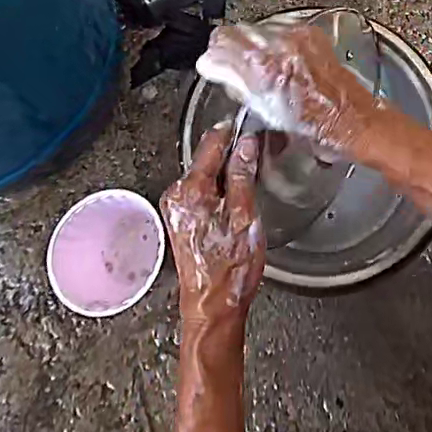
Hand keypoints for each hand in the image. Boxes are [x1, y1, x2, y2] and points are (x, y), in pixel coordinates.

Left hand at [163, 122, 264, 330]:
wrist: (212, 306)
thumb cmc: (230, 268)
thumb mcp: (245, 217)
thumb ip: (243, 176)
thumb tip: (245, 144)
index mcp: (191, 190)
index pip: (211, 144)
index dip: (230, 132)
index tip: (246, 124)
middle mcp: (177, 194)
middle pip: (206, 159)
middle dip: (230, 154)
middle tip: (255, 153)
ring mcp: (176, 207)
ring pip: (204, 176)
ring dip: (225, 174)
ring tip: (249, 180)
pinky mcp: (180, 218)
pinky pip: (200, 192)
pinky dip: (218, 190)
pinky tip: (234, 201)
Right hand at [194, 23, 382, 154]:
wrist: (351, 117)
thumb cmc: (313, 123)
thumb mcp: (264, 110)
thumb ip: (235, 83)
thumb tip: (215, 66)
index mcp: (262, 66)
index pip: (221, 42)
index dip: (213, 55)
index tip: (213, 64)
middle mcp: (278, 45)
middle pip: (235, 31)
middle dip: (229, 48)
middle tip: (231, 65)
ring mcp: (295, 37)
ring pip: (255, 29)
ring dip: (250, 44)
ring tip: (259, 66)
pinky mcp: (308, 33)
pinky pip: (277, 29)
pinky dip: (272, 42)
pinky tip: (279, 60)